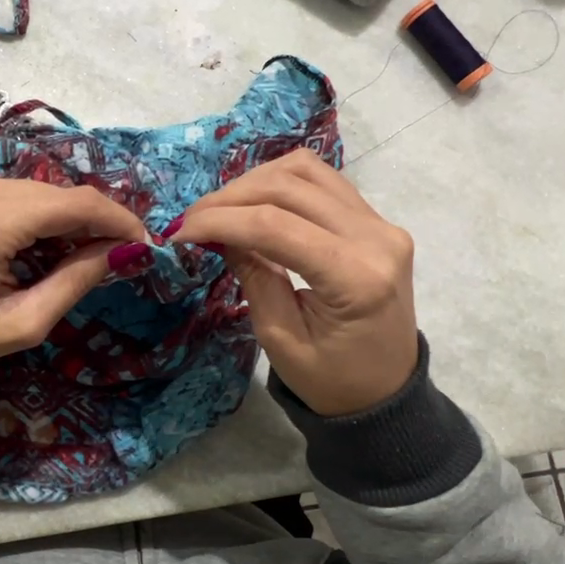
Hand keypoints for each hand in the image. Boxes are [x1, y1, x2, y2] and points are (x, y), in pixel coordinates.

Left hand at [0, 175, 146, 362]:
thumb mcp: (26, 321)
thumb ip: (77, 280)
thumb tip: (124, 250)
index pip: (73, 205)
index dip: (118, 220)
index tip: (147, 243)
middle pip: (63, 194)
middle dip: (99, 221)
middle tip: (124, 254)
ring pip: (47, 192)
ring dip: (75, 219)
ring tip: (92, 255)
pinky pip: (26, 195)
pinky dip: (50, 217)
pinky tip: (58, 246)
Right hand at [171, 151, 417, 415]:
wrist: (385, 392)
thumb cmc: (331, 380)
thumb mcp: (280, 339)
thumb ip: (254, 277)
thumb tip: (218, 233)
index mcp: (356, 277)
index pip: (276, 226)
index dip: (220, 221)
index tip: (179, 233)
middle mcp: (377, 238)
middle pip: (289, 187)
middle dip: (229, 199)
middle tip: (189, 222)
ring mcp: (381, 223)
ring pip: (305, 171)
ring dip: (252, 183)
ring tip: (218, 211)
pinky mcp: (375, 221)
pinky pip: (321, 181)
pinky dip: (277, 184)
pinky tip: (250, 205)